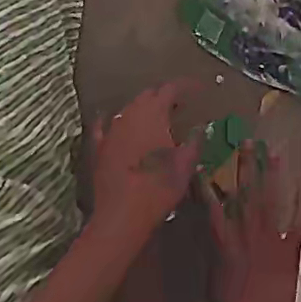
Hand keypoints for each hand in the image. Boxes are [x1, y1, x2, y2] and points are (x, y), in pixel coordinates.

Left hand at [89, 81, 199, 245]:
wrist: (122, 215)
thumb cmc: (160, 185)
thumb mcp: (186, 163)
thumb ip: (195, 140)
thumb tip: (200, 127)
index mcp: (154, 113)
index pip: (170, 88)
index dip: (186, 86)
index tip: (198, 89)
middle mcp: (130, 114)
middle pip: (148, 95)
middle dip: (164, 96)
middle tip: (179, 106)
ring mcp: (112, 130)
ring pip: (129, 110)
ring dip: (143, 110)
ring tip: (157, 119)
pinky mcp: (99, 148)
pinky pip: (105, 127)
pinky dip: (114, 122)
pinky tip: (113, 122)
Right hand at [203, 142, 300, 301]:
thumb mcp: (212, 280)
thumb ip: (213, 251)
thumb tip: (212, 232)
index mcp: (224, 242)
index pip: (211, 206)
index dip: (204, 185)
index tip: (200, 165)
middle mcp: (247, 233)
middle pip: (246, 192)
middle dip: (246, 165)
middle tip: (248, 141)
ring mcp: (271, 239)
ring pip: (271, 200)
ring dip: (272, 175)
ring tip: (274, 152)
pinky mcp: (291, 249)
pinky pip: (298, 221)